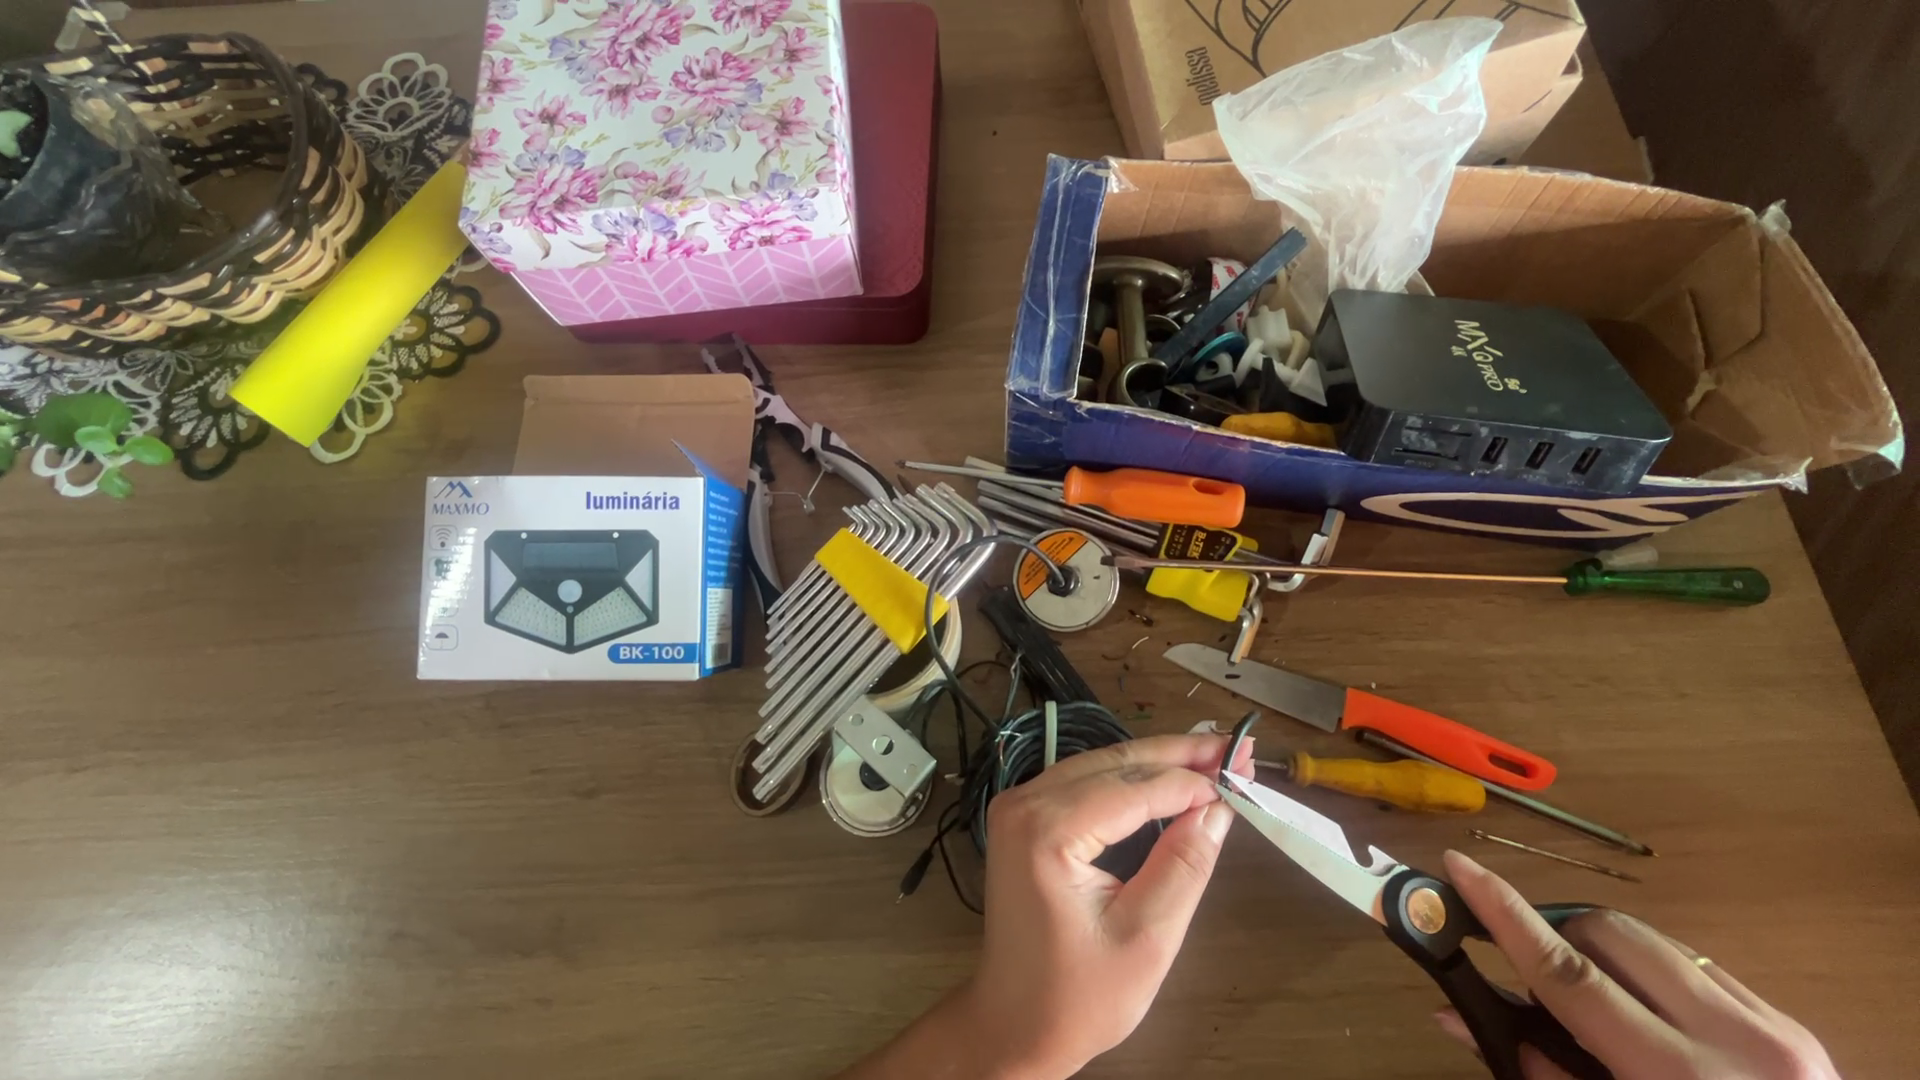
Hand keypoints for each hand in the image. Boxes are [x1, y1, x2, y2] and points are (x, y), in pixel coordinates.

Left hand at [956, 734, 1254, 1079]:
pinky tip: (1168, 778)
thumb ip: (1184, 865)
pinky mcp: (1024, 816)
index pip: (1134, 787)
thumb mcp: (1146, 938)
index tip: (1243, 770)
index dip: (1192, 778)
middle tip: (1235, 748)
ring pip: (1102, 766)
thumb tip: (1218, 807)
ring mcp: (1019, 805)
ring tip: (1213, 758)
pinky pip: (1085, 782)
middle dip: (1180, 755)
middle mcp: (1026, 802)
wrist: (1014, 1023)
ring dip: (1158, 762)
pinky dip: (1131, 780)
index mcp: (1047, 829)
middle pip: (1116, 763)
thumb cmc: (1079, 995)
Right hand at [1439, 851, 1839, 1078]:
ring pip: (1646, 937)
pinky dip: (1649, 972)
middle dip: (1555, 937)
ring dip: (1600, 951)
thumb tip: (1452, 1014)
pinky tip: (1649, 1014)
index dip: (1504, 915)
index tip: (1458, 865)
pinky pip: (1692, 963)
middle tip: (1531, 969)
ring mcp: (1774, 1029)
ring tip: (1594, 996)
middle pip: (1604, 935)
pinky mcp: (1793, 1024)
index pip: (1568, 975)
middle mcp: (1736, 1043)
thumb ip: (1540, 1074)